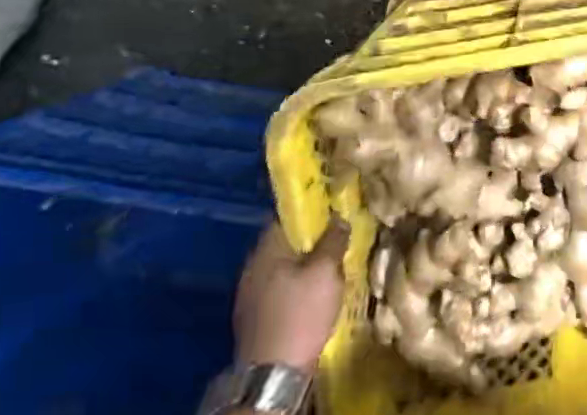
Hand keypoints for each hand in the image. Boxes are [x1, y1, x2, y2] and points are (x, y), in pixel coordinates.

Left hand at [233, 218, 350, 370]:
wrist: (272, 375)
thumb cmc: (301, 315)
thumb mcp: (325, 272)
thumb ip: (333, 240)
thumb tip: (338, 217)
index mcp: (266, 249)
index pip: (286, 216)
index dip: (310, 210)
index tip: (333, 210)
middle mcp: (252, 267)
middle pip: (283, 242)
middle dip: (309, 240)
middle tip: (336, 240)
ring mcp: (248, 294)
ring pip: (281, 267)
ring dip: (302, 265)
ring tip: (328, 269)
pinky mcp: (253, 318)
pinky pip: (277, 289)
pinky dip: (294, 286)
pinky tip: (311, 295)